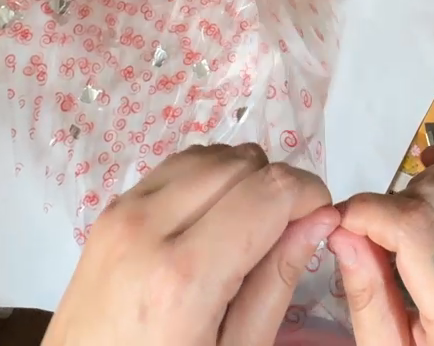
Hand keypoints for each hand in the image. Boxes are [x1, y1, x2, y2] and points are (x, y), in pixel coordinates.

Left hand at [43, 143, 338, 345]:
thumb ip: (278, 280)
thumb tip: (323, 217)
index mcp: (183, 276)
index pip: (271, 189)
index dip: (308, 194)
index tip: (318, 220)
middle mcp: (149, 227)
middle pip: (245, 162)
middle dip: (276, 187)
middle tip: (280, 234)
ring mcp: (122, 211)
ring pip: (213, 153)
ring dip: (242, 178)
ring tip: (243, 228)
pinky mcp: (110, 208)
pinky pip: (179, 163)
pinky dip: (208, 178)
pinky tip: (207, 221)